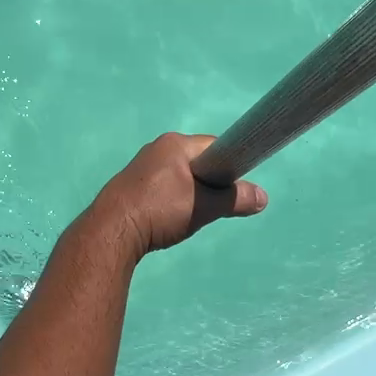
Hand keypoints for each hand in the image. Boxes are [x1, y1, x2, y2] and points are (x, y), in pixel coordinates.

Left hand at [91, 133, 267, 254]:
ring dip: (190, 195)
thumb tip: (264, 198)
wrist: (112, 231)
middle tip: (213, 207)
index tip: (235, 186)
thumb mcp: (204, 206)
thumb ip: (234, 200)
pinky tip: (168, 220)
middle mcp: (156, 149)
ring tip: (190, 217)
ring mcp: (140, 168)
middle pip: (197, 163)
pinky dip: (171, 203)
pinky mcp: (130, 187)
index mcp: (174, 144)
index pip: (214, 146)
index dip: (230, 165)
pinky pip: (162, 189)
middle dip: (209, 183)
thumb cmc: (160, 211)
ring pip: (179, 178)